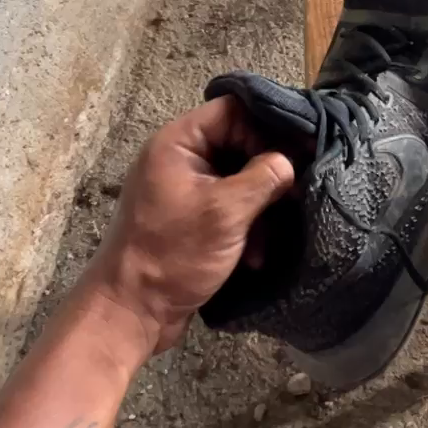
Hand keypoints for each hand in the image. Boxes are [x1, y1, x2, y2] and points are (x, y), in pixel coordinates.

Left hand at [79, 96, 294, 355]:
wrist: (130, 317)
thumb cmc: (172, 255)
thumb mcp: (226, 212)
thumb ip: (264, 177)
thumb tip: (291, 163)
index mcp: (178, 143)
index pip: (233, 110)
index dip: (267, 126)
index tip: (298, 148)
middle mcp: (180, 158)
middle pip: (240, 141)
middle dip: (269, 169)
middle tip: (296, 187)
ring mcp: (186, 188)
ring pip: (240, 175)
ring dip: (262, 202)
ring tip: (277, 228)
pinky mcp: (193, 216)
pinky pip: (231, 203)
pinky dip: (248, 222)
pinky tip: (259, 251)